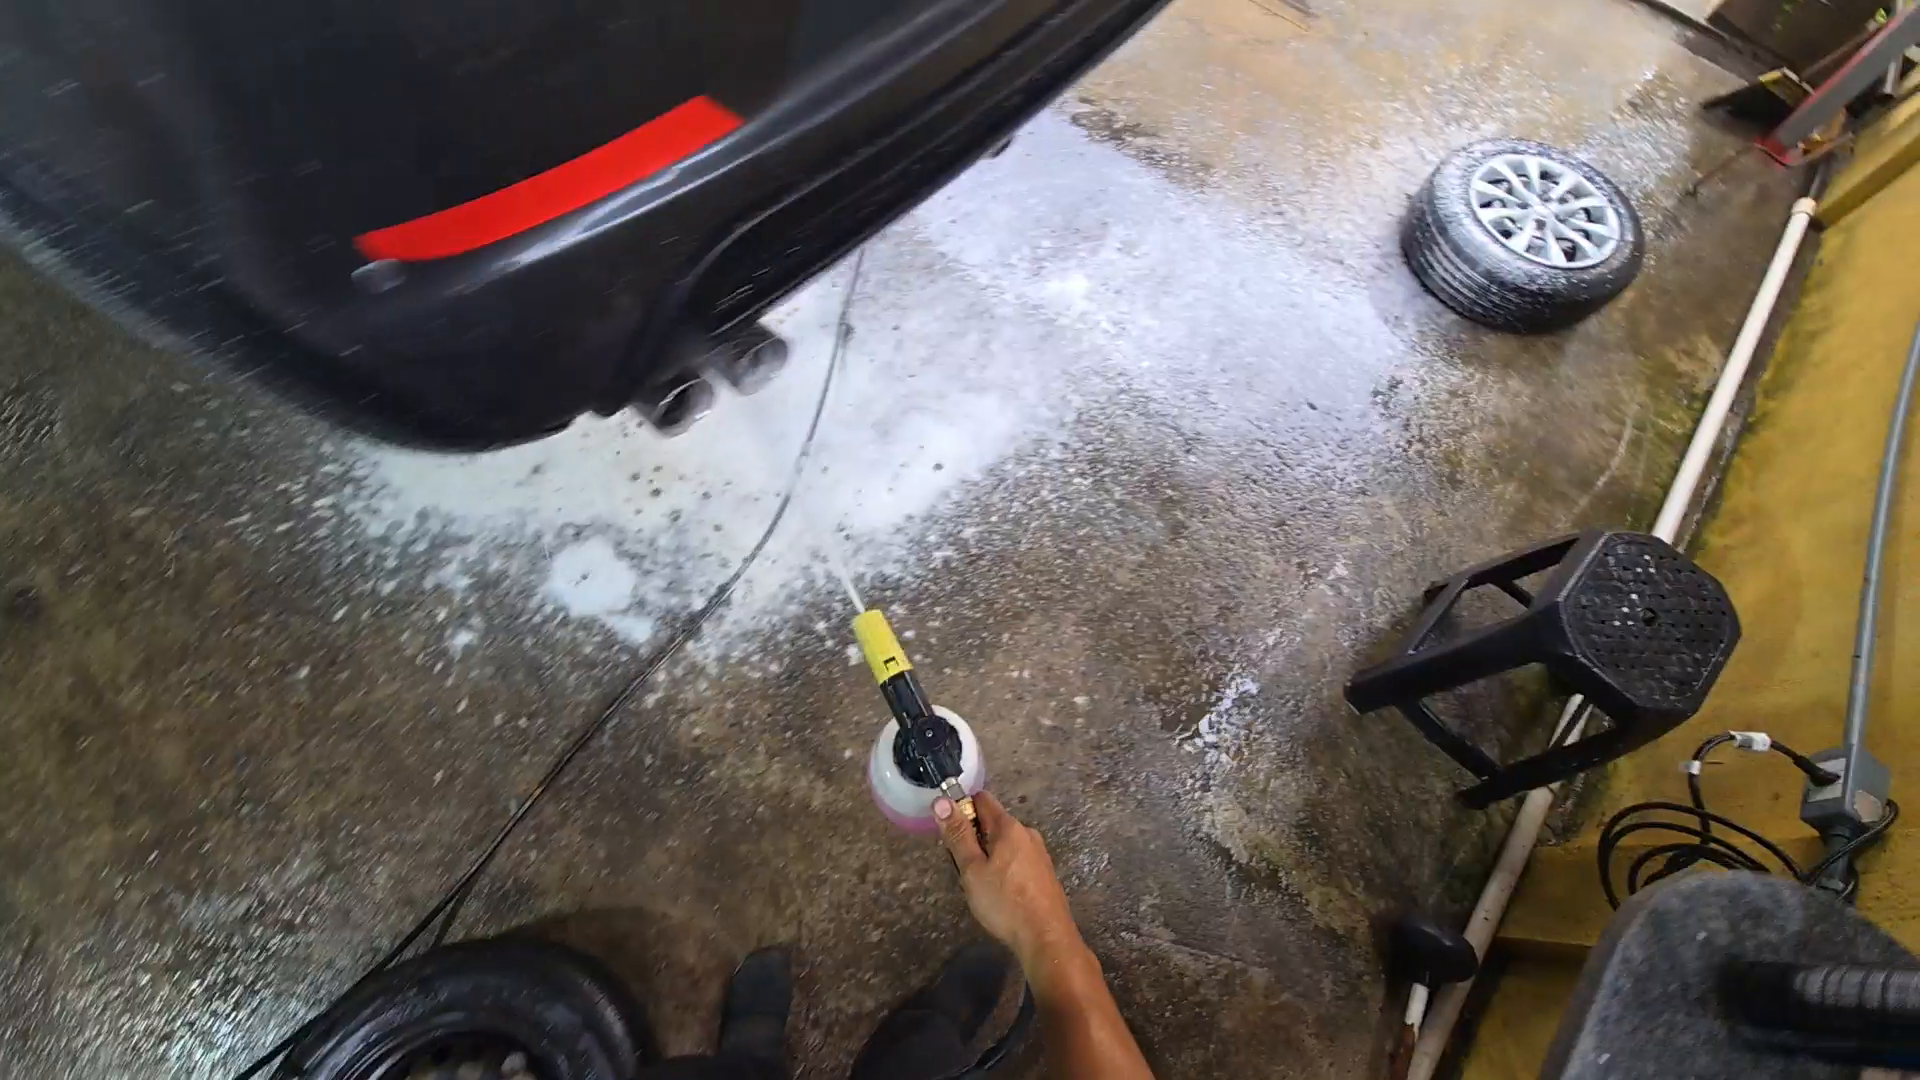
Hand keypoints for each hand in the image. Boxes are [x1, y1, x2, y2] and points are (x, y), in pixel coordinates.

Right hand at [934, 792, 1084, 972]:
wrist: (1047, 939)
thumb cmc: (1005, 902)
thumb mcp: (972, 870)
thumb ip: (958, 834)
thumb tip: (942, 800)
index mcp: (1009, 826)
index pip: (981, 799)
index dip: (962, 809)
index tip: (952, 835)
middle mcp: (1027, 832)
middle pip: (992, 822)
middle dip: (974, 839)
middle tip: (965, 870)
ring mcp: (1038, 852)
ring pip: (1004, 842)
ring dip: (988, 856)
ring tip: (982, 887)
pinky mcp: (1044, 871)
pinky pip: (1017, 858)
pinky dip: (1004, 867)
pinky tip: (1002, 894)